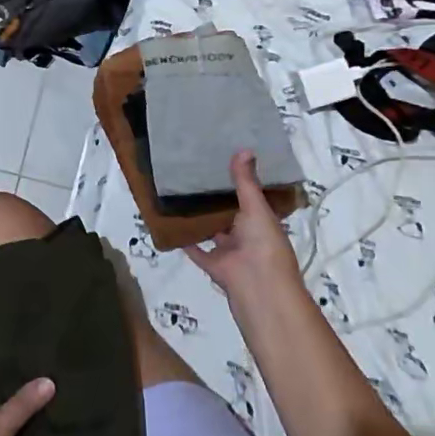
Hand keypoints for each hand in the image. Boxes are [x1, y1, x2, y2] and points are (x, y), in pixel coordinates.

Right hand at [184, 150, 303, 296]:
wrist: (258, 288)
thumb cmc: (264, 244)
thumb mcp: (256, 207)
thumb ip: (246, 181)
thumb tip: (244, 147)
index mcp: (263, 221)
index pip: (251, 199)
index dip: (240, 183)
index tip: (223, 162)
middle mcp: (247, 236)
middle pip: (230, 215)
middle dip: (216, 200)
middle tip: (196, 173)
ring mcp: (230, 252)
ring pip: (212, 232)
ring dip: (200, 219)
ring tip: (181, 193)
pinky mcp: (213, 266)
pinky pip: (196, 250)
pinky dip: (185, 240)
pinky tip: (170, 222)